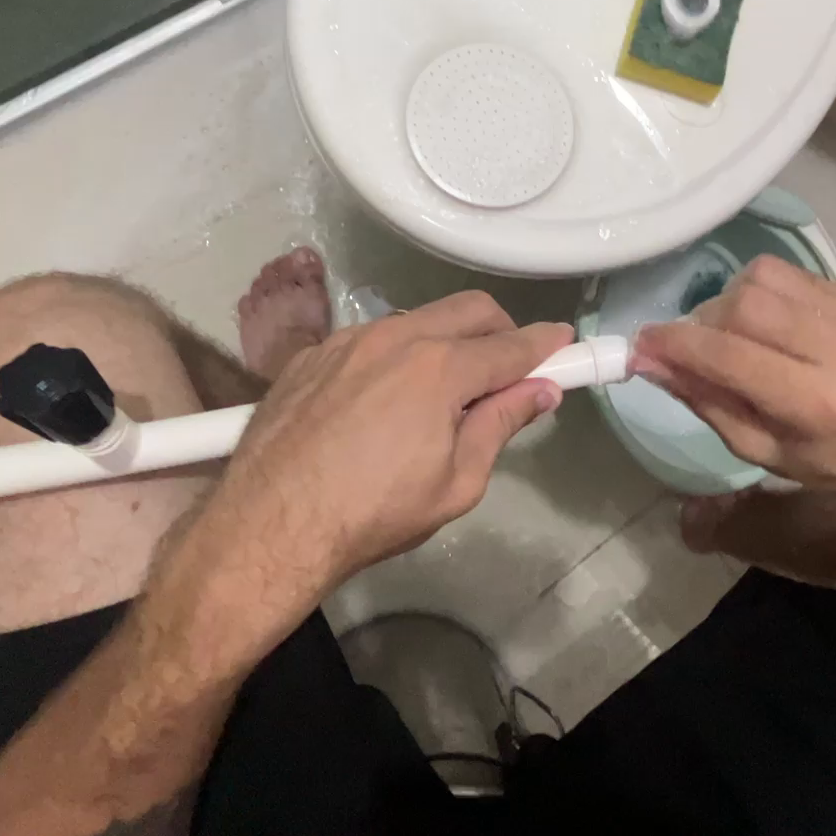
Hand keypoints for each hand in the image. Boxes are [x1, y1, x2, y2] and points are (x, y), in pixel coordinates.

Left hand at [206, 291, 572, 587]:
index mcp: (441, 369)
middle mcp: (398, 337)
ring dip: (449, 341)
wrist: (268, 526)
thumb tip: (542, 391)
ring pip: (420, 319)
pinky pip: (373, 338)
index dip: (547, 345)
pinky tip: (386, 398)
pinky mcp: (314, 353)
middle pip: (472, 309)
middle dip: (503, 330)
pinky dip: (399, 355)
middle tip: (510, 369)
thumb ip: (501, 424)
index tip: (567, 344)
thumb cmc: (373, 514)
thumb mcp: (457, 482)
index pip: (513, 346)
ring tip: (443, 392)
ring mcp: (350, 339)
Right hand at [633, 255, 835, 514]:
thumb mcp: (754, 447)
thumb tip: (647, 360)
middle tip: (694, 345)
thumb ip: (701, 398)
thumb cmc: (820, 461)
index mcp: (817, 402)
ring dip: (728, 301)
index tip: (643, 344)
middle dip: (704, 321)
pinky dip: (754, 290)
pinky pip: (782, 271)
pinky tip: (759, 320)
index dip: (679, 344)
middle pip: (745, 304)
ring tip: (730, 333)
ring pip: (760, 278)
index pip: (732, 357)